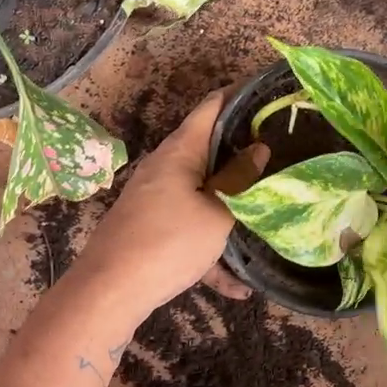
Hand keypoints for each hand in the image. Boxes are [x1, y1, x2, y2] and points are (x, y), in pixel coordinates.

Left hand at [74, 90, 267, 316]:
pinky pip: (187, 231)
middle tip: (277, 156)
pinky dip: (210, 252)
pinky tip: (236, 287)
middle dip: (240, 156)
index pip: (210, 109)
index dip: (237, 97)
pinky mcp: (148, 229)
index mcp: (179, 152)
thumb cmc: (168, 242)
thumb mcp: (217, 213)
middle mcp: (163, 168)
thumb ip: (240, 181)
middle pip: (207, 152)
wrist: (108, 292)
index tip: (265, 94)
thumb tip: (259, 150)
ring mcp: (153, 199)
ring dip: (229, 212)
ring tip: (264, 224)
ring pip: (200, 196)